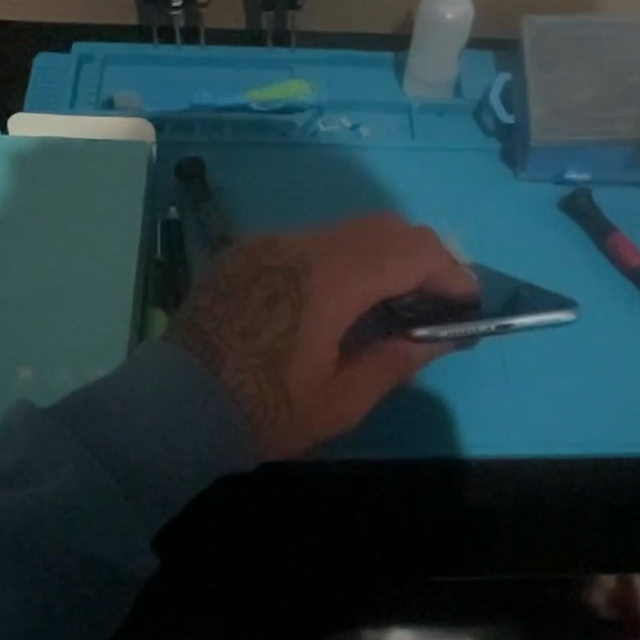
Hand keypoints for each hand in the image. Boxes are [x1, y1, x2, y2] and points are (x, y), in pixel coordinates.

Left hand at [168, 213, 477, 459]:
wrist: (173, 410)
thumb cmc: (262, 412)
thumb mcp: (340, 401)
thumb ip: (396, 360)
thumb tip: (440, 338)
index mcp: (327, 281)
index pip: (410, 251)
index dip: (450, 272)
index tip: (467, 302)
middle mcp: (299, 245)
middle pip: (383, 227)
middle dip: (422, 258)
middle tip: (436, 300)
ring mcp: (268, 243)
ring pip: (346, 230)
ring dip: (382, 256)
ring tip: (393, 301)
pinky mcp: (247, 252)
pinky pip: (311, 241)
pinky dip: (343, 259)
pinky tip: (341, 299)